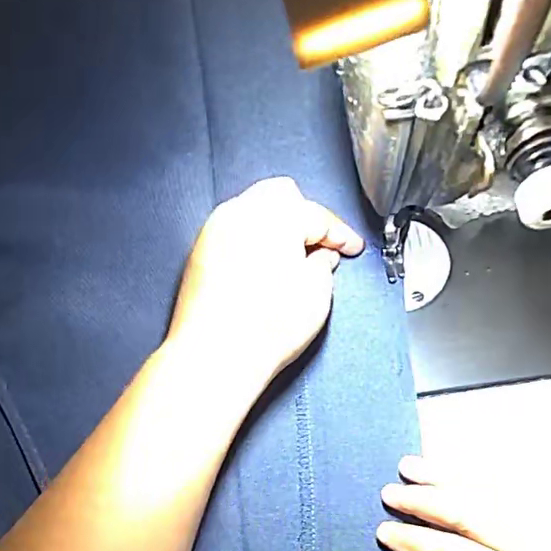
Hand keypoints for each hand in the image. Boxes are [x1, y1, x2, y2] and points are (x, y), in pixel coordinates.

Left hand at [165, 176, 365, 385]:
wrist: (218, 354)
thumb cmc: (264, 326)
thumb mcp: (318, 292)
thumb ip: (324, 264)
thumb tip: (321, 258)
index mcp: (276, 214)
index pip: (318, 214)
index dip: (340, 234)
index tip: (350, 246)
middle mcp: (241, 212)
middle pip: (282, 197)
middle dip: (305, 218)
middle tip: (321, 247)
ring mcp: (215, 230)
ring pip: (254, 211)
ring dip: (277, 228)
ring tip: (292, 260)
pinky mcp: (200, 252)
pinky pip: (234, 233)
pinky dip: (253, 242)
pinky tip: (264, 270)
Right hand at [376, 456, 550, 550]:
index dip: (414, 541)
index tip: (385, 532)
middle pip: (475, 511)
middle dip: (427, 499)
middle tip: (391, 492)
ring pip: (499, 490)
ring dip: (453, 477)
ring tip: (415, 469)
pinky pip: (525, 489)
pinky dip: (489, 477)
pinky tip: (463, 471)